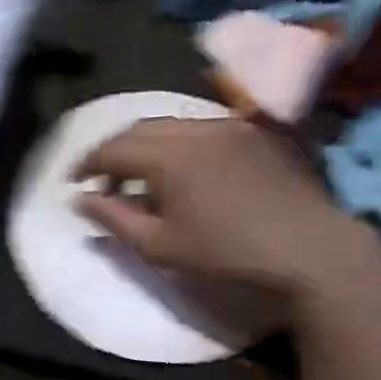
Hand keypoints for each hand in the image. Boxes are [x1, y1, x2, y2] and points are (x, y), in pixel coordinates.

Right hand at [73, 118, 368, 292]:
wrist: (308, 249)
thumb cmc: (226, 254)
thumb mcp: (160, 246)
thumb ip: (114, 219)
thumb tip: (80, 200)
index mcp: (169, 155)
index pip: (112, 148)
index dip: (86, 163)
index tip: (72, 183)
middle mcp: (196, 128)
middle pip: (140, 129)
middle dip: (114, 152)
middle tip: (103, 182)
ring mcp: (231, 126)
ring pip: (173, 125)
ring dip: (147, 146)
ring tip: (141, 180)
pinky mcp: (256, 134)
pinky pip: (203, 129)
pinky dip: (179, 145)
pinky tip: (184, 174)